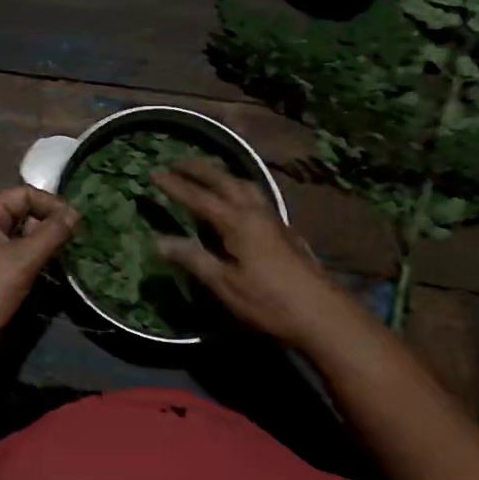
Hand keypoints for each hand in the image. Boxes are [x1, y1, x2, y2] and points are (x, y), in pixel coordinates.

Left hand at [0, 186, 78, 349]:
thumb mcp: (23, 260)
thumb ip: (51, 233)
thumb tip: (77, 213)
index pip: (25, 193)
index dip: (52, 204)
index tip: (78, 222)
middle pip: (26, 208)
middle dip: (51, 219)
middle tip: (78, 235)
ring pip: (26, 229)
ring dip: (47, 236)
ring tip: (70, 247)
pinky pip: (22, 246)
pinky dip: (39, 250)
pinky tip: (55, 260)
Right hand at [150, 159, 357, 346]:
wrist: (325, 317)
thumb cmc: (270, 303)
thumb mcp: (225, 284)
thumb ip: (193, 259)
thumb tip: (159, 241)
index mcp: (237, 223)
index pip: (198, 197)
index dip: (174, 185)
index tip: (153, 173)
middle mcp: (256, 214)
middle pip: (225, 182)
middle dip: (200, 170)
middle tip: (177, 162)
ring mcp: (274, 221)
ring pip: (245, 186)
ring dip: (223, 176)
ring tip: (207, 174)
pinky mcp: (285, 233)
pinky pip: (257, 198)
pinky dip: (239, 189)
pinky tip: (238, 201)